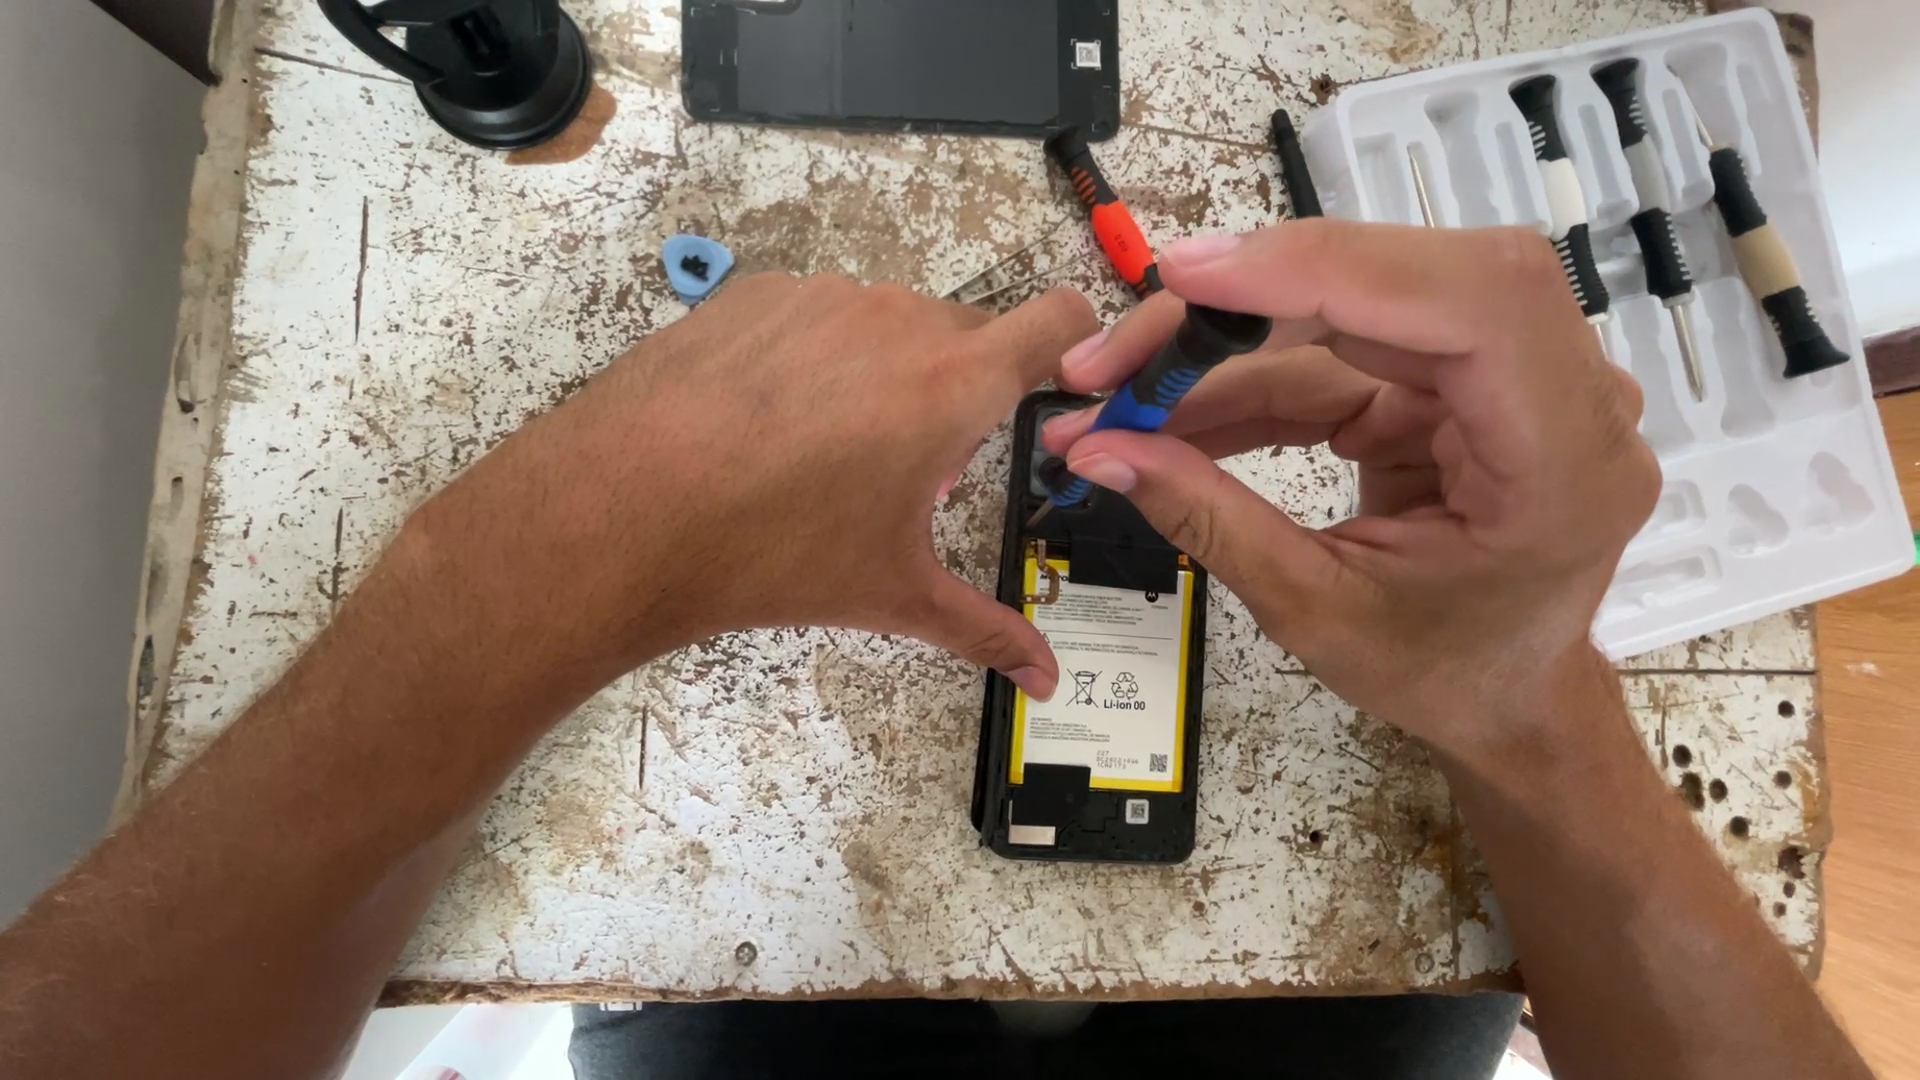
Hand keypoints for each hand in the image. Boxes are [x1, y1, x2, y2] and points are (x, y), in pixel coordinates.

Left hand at [406, 272, 1095, 701]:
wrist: (622, 515)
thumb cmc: (776, 556)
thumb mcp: (894, 595)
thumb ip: (986, 631)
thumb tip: (1048, 684)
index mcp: (952, 385)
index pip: (1058, 320)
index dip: (1076, 341)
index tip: (1063, 380)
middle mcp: (898, 321)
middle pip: (969, 336)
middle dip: (964, 391)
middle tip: (915, 466)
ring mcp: (822, 299)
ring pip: (893, 325)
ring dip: (891, 374)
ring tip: (831, 449)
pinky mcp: (755, 295)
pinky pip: (822, 316)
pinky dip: (823, 355)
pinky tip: (770, 419)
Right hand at [1041, 221, 1658, 757]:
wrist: (1500, 694)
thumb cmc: (1436, 671)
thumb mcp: (1312, 609)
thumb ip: (1208, 520)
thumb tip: (1097, 451)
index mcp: (1561, 456)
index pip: (1465, 300)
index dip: (1322, 268)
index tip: (1186, 277)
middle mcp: (1548, 387)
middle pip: (1379, 290)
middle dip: (1227, 317)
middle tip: (1108, 363)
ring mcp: (1487, 379)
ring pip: (1331, 322)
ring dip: (1210, 360)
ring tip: (1112, 406)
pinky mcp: (1432, 387)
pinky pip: (1319, 364)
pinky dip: (1234, 390)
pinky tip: (1164, 420)